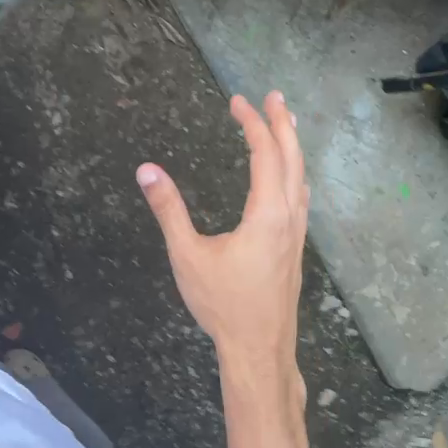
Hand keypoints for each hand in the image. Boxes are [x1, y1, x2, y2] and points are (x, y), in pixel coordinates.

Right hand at [137, 91, 309, 373]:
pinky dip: (295, 174)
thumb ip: (168, 210)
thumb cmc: (223, 304)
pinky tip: (291, 180)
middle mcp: (289, 218)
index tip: (238, 101)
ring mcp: (296, 235)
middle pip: (292, 160)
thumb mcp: (187, 256)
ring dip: (293, 148)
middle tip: (275, 97)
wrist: (259, 350)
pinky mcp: (295, 250)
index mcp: (267, 214)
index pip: (265, 155)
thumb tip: (146, 170)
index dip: (252, 124)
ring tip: (286, 125)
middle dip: (282, 125)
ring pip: (301, 179)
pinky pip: (301, 198)